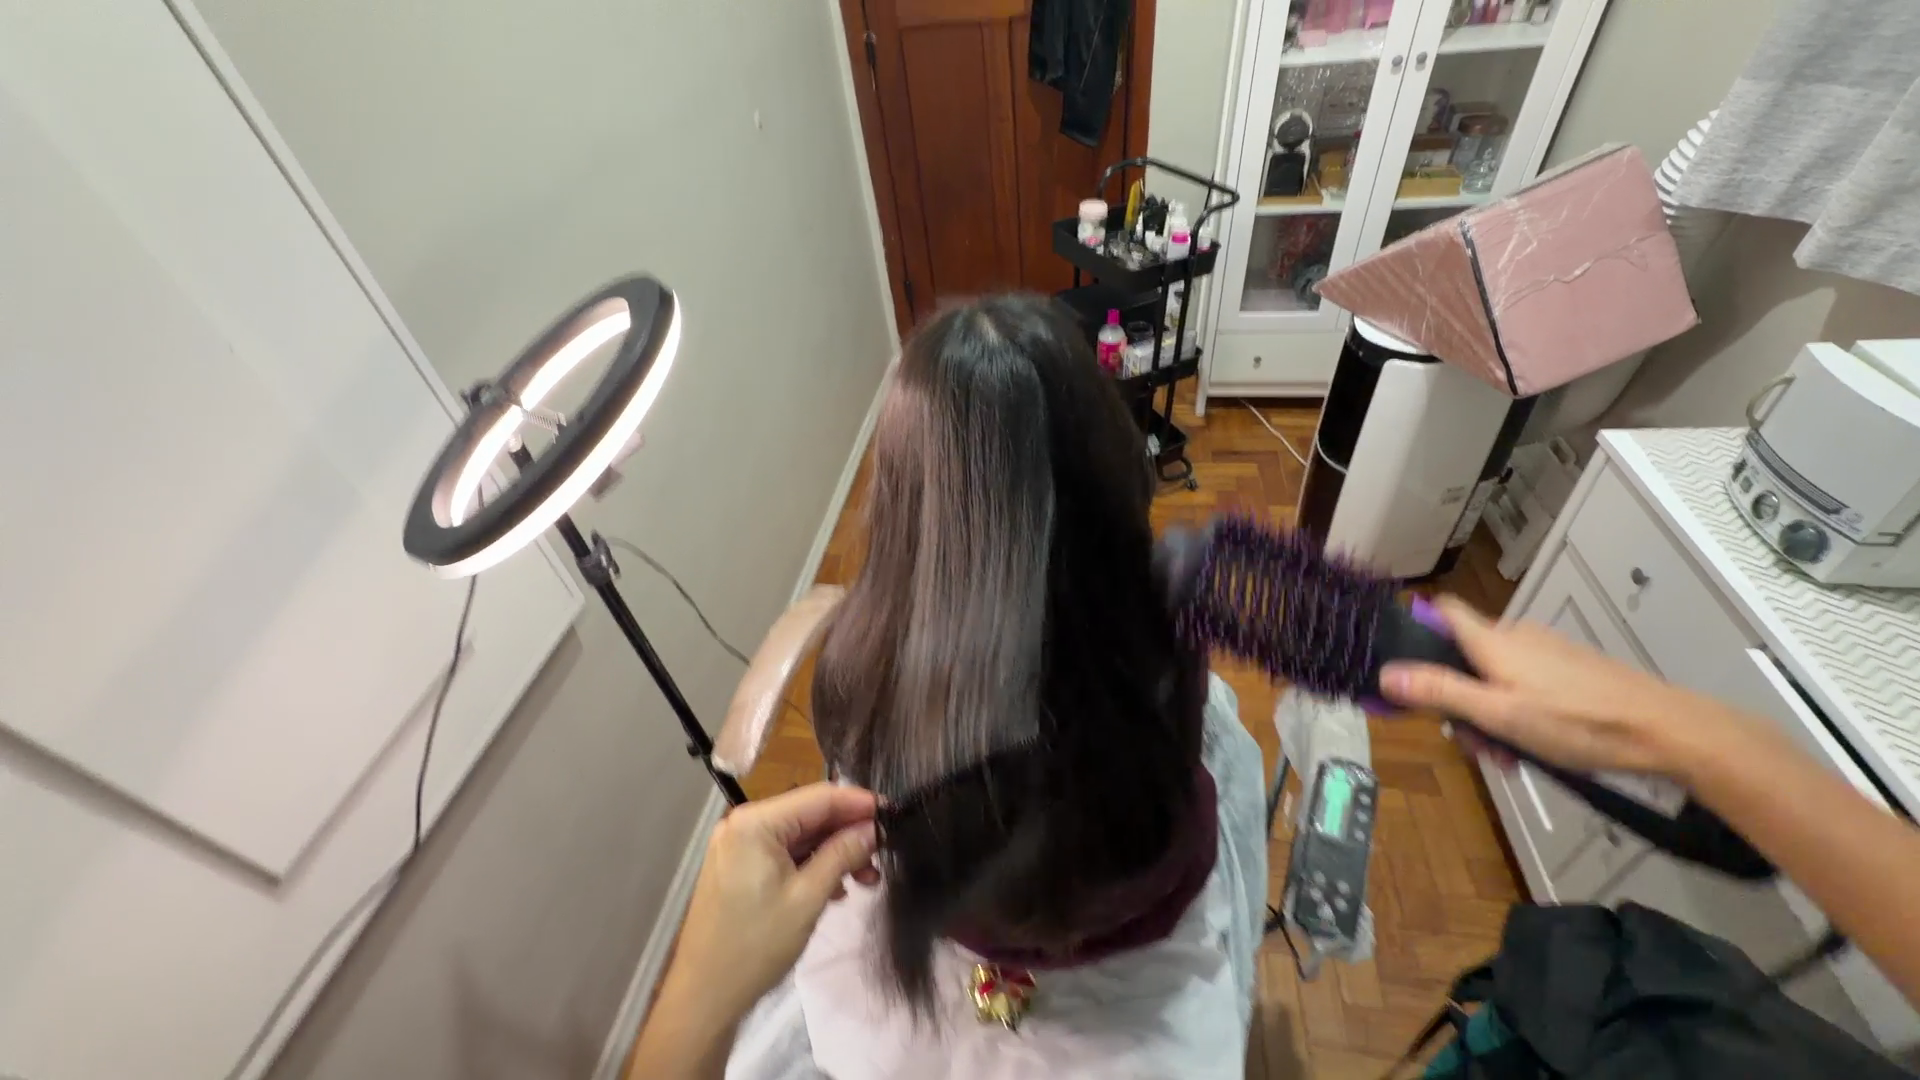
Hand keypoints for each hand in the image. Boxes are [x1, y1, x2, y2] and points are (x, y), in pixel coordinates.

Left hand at [666, 783, 879, 1019]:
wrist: (704, 997)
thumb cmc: (756, 946)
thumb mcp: (808, 898)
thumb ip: (842, 854)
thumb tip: (873, 828)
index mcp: (756, 823)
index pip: (820, 797)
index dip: (860, 803)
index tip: (894, 814)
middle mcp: (744, 823)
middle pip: (810, 814)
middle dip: (848, 833)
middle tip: (882, 856)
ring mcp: (738, 845)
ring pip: (800, 835)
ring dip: (833, 852)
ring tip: (865, 879)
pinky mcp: (739, 866)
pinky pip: (784, 852)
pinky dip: (811, 864)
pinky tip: (835, 888)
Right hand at [1378, 595, 1740, 777]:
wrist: (1671, 733)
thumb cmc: (1577, 722)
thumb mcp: (1498, 714)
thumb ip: (1440, 691)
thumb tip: (1385, 673)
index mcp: (1492, 640)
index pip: (1443, 610)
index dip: (1417, 625)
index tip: (1404, 661)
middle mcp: (1516, 637)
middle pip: (1465, 656)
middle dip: (1457, 697)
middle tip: (1470, 740)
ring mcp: (1549, 654)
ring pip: (1497, 676)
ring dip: (1489, 712)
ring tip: (1508, 755)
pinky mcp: (1575, 672)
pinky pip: (1527, 685)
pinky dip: (1519, 711)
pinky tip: (1536, 747)